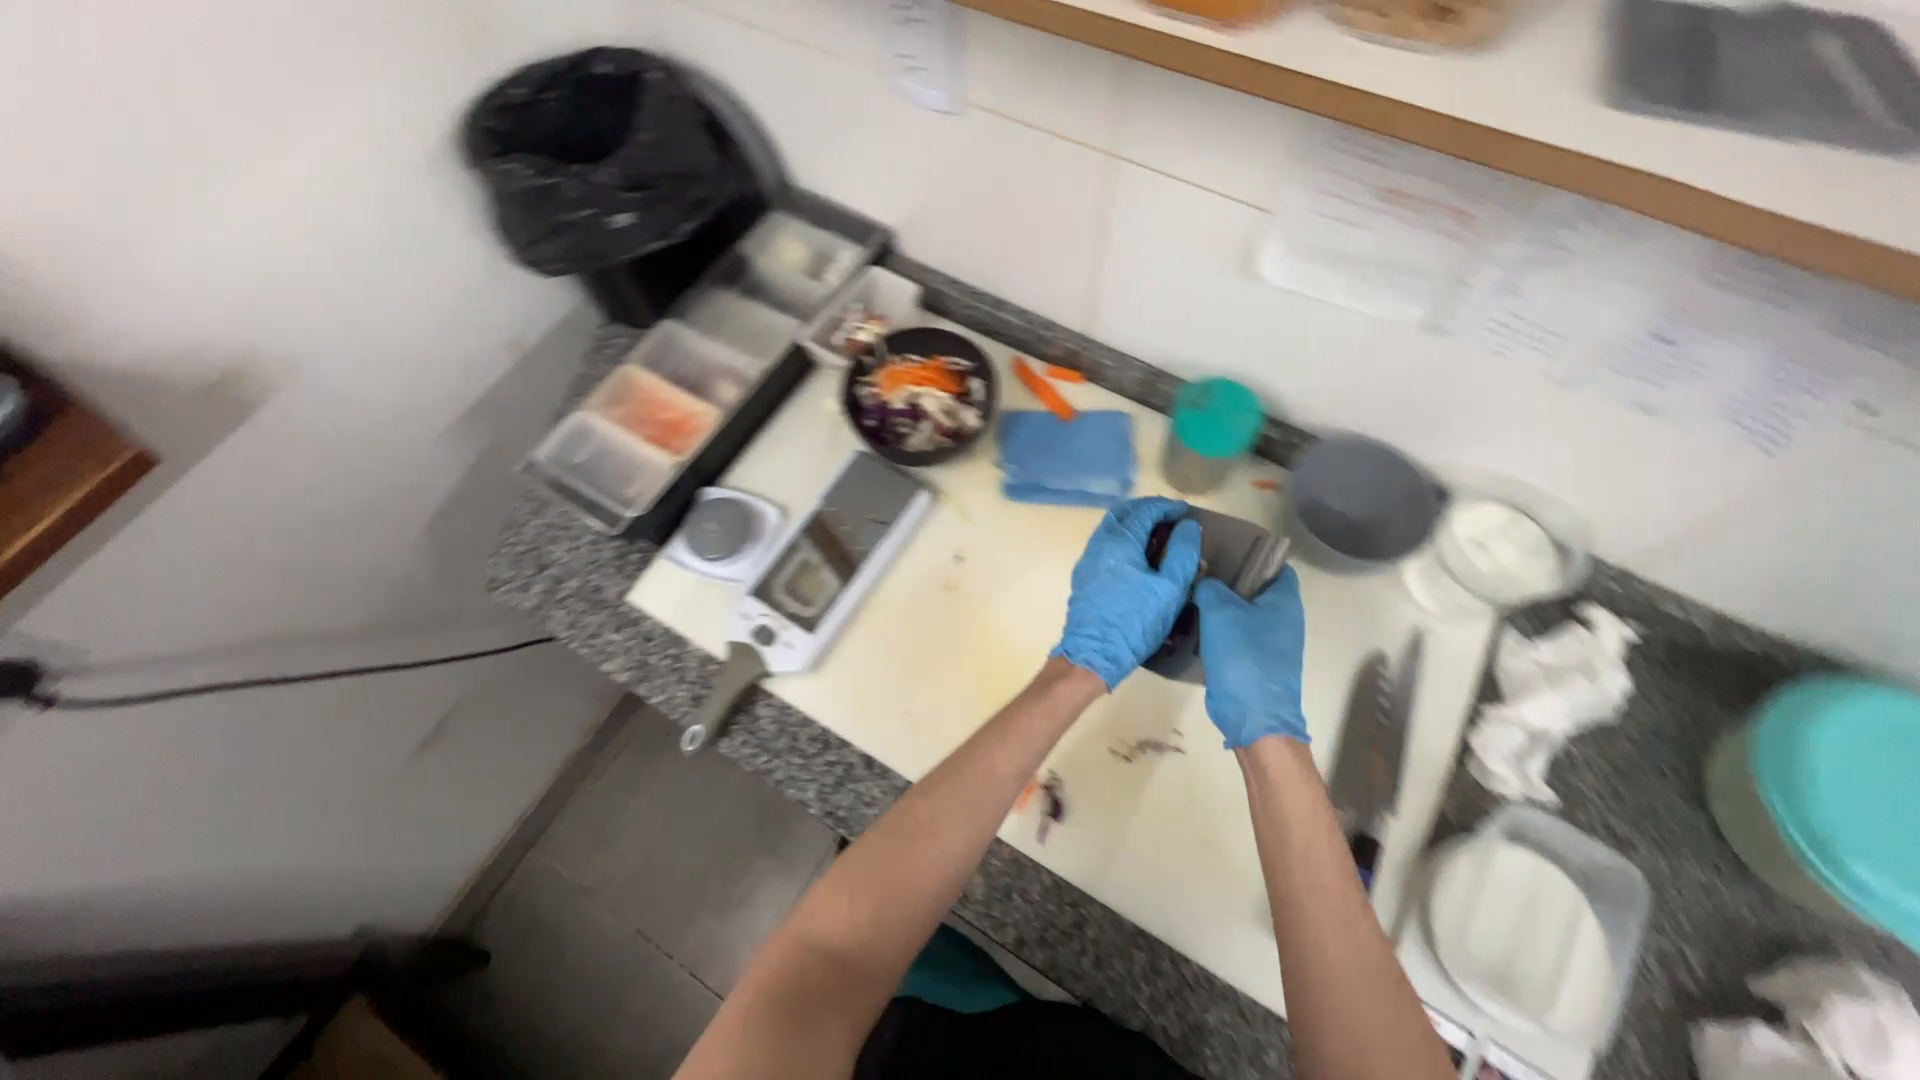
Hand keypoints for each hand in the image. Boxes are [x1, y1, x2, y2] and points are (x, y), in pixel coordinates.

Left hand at [1052, 497, 1201, 690]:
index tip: (1185, 512)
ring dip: (1133, 526)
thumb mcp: (1170, 588)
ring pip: (1111, 530)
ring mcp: (1087, 561)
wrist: (1093, 654)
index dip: (1167, 507)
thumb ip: (1183, 553)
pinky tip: (1137, 558)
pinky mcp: (1084, 578)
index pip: (1145, 510)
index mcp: (1119, 540)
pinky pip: (1105, 547)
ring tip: (1156, 537)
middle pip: (1123, 514)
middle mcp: (1098, 544)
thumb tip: (1188, 526)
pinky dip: (1123, 541)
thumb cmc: (1136, 621)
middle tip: (1169, 517)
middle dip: (1147, 510)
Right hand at [1194, 567, 1308, 747]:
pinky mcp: (1254, 662)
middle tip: (1198, 572)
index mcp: (1284, 601)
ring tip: (1190, 596)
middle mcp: (1283, 619)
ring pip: (1243, 614)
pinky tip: (1194, 626)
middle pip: (1256, 590)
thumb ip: (1210, 588)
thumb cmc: (1243, 655)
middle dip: (1229, 581)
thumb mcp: (1221, 612)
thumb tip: (1205, 582)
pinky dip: (1219, 631)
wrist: (1253, 715)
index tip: (1222, 550)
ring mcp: (1270, 644)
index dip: (1252, 555)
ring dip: (1220, 607)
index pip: (1275, 566)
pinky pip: (1236, 637)